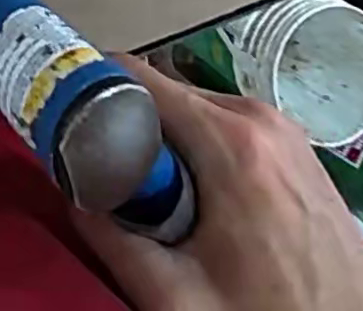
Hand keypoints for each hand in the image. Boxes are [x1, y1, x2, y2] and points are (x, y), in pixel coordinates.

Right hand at [73, 59, 362, 310]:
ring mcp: (284, 132)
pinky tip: (195, 194)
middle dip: (127, 121)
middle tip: (111, 168)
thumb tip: (66, 188)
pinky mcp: (296, 150)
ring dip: (162, 136)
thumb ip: (110, 237)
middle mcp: (260, 120)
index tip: (68, 111)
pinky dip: (196, 145)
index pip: (133, 73)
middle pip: (161, 90)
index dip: (92, 86)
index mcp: (231, 141)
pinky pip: (222, 124)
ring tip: (154, 189)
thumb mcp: (179, 298)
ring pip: (190, 106)